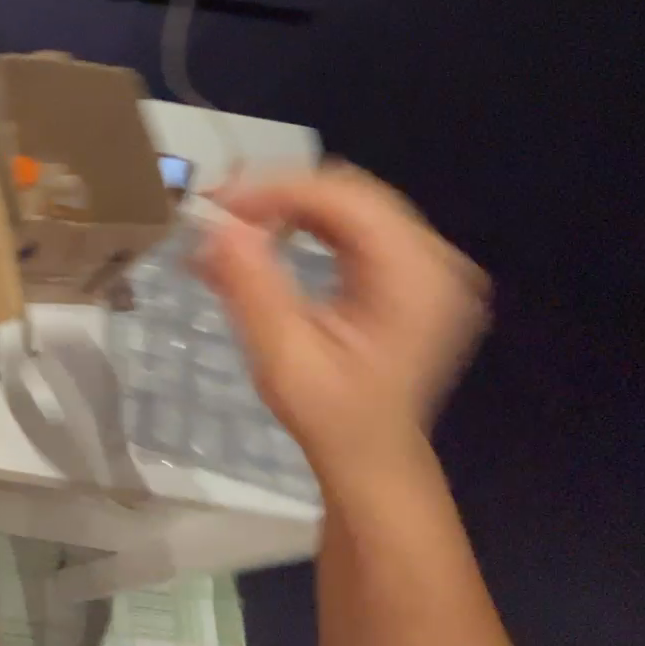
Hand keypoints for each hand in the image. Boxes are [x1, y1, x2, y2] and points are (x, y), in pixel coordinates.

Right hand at [194, 166, 488, 482]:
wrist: (371, 454)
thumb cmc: (329, 413)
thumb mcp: (283, 354)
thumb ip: (252, 286)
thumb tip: (218, 226)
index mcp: (416, 277)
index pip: (346, 200)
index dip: (276, 191)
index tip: (215, 208)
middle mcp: (431, 259)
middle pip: (347, 193)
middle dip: (274, 194)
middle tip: (213, 214)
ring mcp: (422, 264)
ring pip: (344, 204)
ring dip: (281, 208)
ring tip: (226, 230)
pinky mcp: (404, 272)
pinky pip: (347, 226)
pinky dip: (296, 226)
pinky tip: (256, 244)